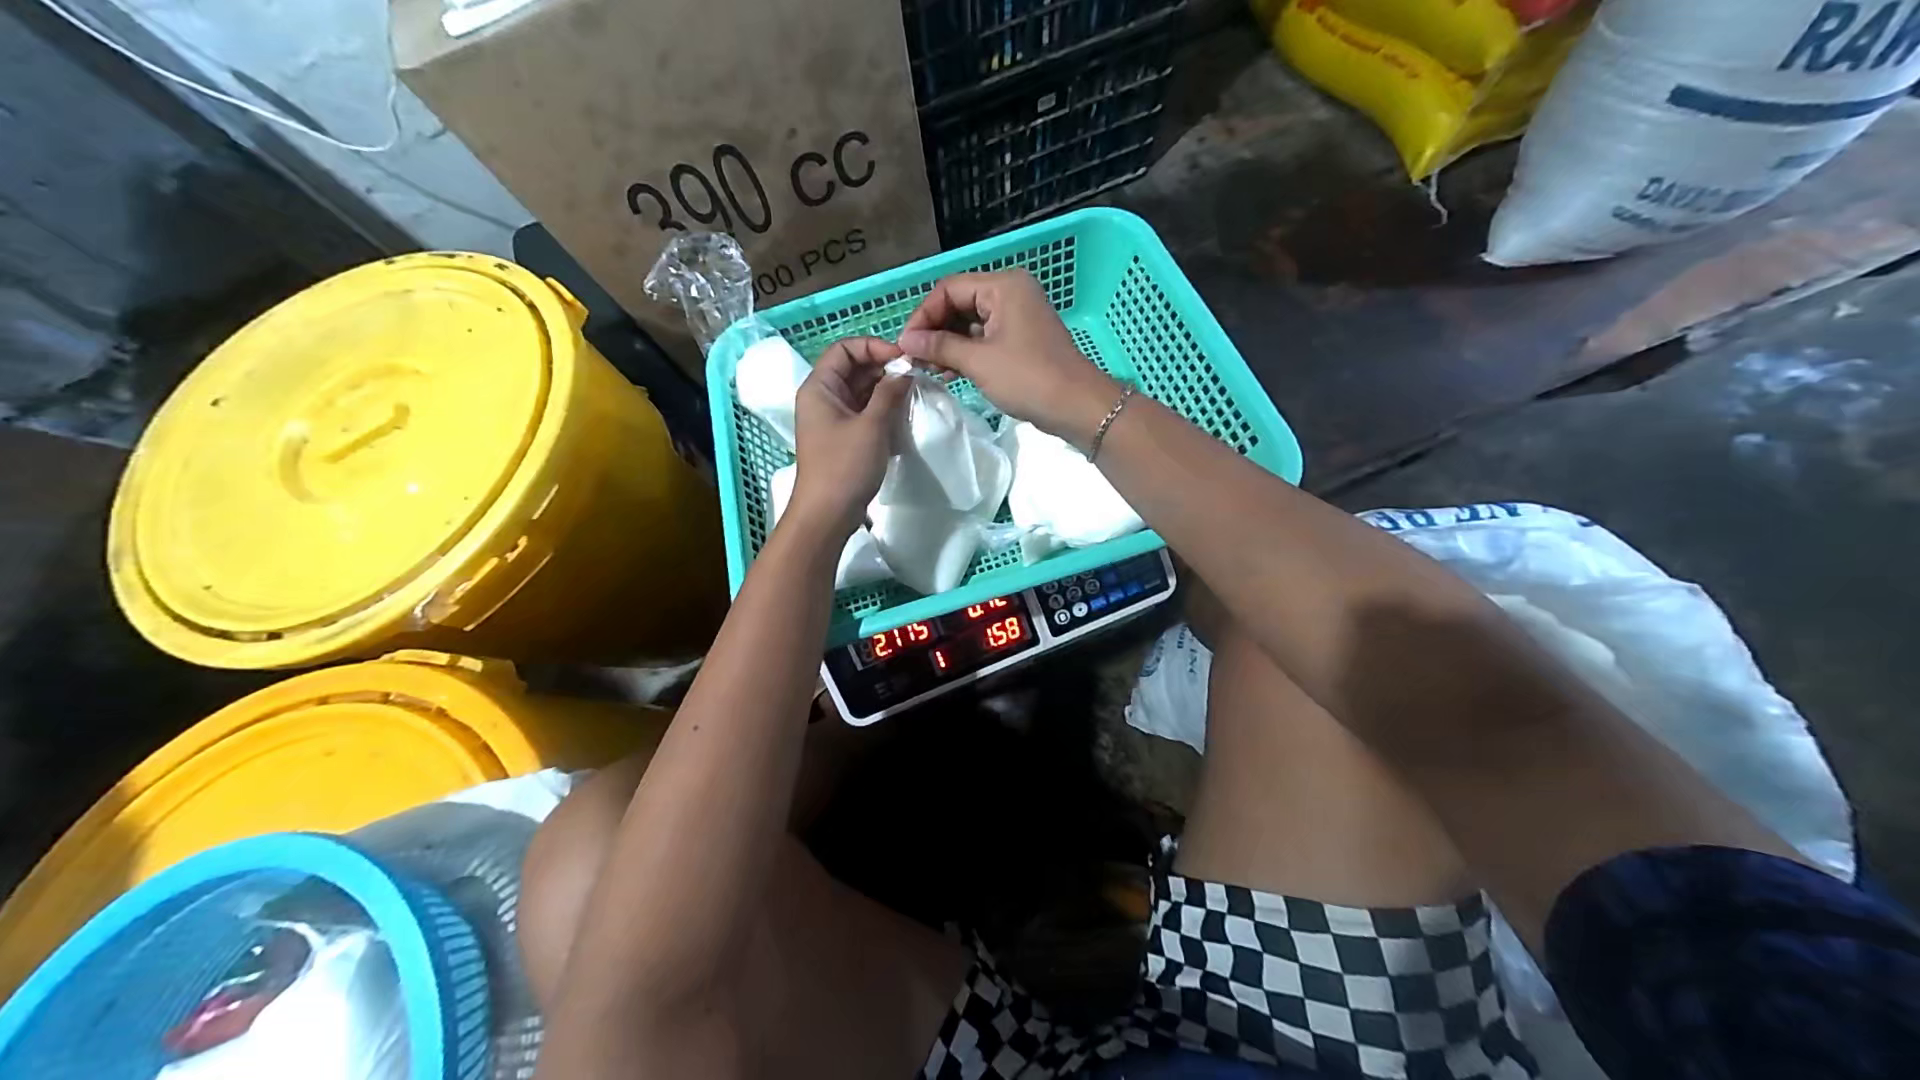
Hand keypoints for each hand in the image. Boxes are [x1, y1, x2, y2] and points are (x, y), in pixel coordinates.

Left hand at [786, 336, 912, 538]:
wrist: (827, 514)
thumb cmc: (845, 466)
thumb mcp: (872, 426)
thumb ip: (889, 394)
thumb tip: (906, 372)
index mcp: (819, 387)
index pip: (845, 349)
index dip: (874, 346)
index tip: (903, 359)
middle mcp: (822, 398)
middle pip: (854, 369)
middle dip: (884, 368)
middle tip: (916, 377)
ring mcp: (832, 419)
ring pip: (861, 391)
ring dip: (886, 390)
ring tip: (913, 395)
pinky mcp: (843, 437)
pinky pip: (863, 412)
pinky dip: (882, 409)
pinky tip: (902, 415)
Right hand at [896, 269, 1119, 448]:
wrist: (1077, 406)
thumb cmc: (1028, 378)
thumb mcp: (979, 362)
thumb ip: (940, 346)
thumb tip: (906, 340)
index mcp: (1002, 286)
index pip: (948, 289)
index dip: (923, 315)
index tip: (906, 344)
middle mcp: (1010, 293)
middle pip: (958, 303)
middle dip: (934, 330)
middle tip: (915, 358)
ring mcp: (1018, 315)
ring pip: (970, 322)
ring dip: (948, 343)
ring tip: (929, 368)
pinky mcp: (1021, 338)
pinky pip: (984, 337)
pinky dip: (966, 352)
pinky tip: (950, 372)